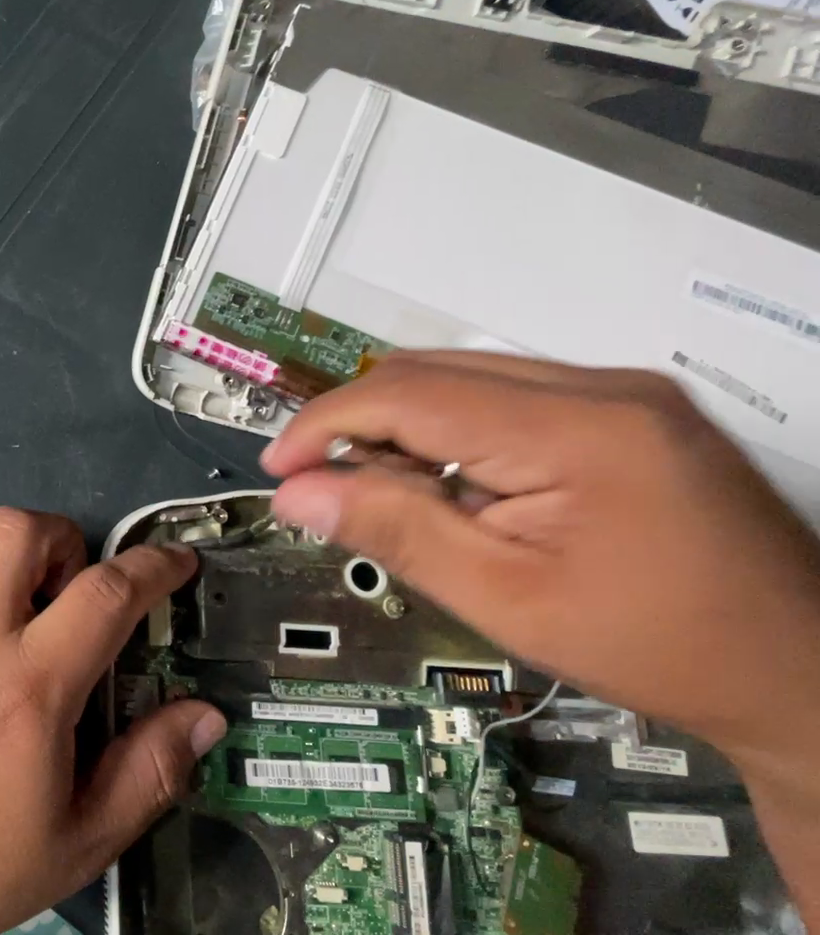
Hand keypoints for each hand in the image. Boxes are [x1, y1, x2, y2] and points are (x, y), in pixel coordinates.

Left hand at [0, 509, 222, 934]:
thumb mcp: (83, 838)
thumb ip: (152, 771)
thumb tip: (207, 714)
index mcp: (28, 688)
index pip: (104, 594)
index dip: (153, 566)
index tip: (174, 561)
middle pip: (16, 529)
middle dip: (60, 538)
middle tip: (66, 586)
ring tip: (4, 582)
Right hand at [261, 352, 819, 773]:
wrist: (804, 674)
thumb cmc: (653, 645)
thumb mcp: (504, 598)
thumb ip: (394, 531)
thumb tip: (294, 492)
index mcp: (576, 430)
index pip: (407, 393)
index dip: (325, 424)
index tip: (279, 471)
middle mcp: (600, 386)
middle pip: (428, 371)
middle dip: (357, 423)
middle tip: (326, 489)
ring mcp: (618, 393)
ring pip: (458, 375)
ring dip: (399, 426)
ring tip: (391, 497)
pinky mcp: (624, 409)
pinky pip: (500, 394)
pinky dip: (446, 431)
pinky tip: (452, 487)